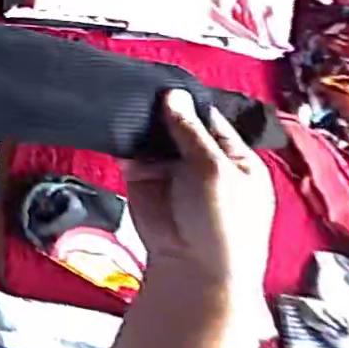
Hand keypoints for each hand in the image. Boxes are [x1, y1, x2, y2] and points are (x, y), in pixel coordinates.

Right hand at [124, 90, 275, 305]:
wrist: (191, 265)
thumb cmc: (221, 221)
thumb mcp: (214, 170)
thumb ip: (189, 130)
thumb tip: (172, 94)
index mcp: (233, 158)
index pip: (208, 119)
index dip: (187, 102)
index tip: (162, 82)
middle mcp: (200, 160)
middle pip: (176, 124)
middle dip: (158, 111)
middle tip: (137, 90)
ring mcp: (169, 168)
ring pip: (150, 135)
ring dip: (139, 124)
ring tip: (124, 106)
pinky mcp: (141, 177)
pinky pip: (130, 151)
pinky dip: (122, 140)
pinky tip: (115, 126)